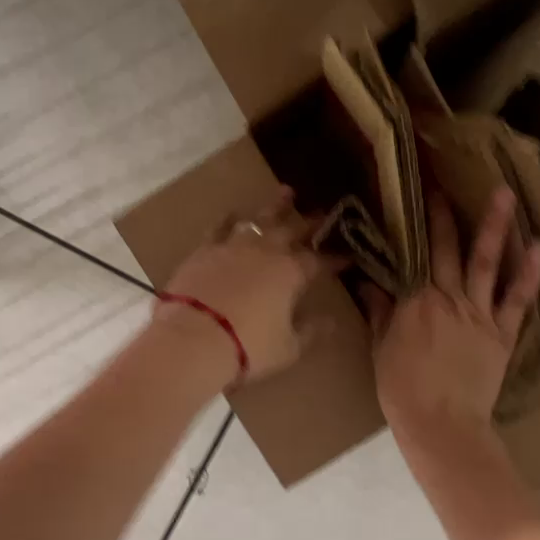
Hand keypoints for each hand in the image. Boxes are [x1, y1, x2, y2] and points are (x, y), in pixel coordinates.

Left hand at [157, 189, 327, 387]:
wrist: (193, 339)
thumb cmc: (248, 347)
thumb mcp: (288, 347)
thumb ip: (311, 331)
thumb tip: (331, 321)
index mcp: (291, 273)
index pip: (320, 261)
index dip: (335, 259)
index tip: (347, 257)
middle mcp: (266, 252)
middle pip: (293, 230)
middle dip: (311, 222)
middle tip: (323, 213)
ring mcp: (234, 246)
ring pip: (260, 219)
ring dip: (276, 206)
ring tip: (287, 193)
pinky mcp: (205, 250)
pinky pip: (220, 227)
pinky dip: (230, 218)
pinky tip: (235, 213)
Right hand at [363, 188, 539, 447]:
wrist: (441, 424)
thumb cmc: (402, 390)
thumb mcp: (381, 350)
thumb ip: (380, 313)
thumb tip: (371, 284)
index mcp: (414, 301)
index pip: (414, 254)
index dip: (418, 224)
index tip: (420, 196)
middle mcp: (448, 297)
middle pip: (448, 249)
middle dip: (449, 214)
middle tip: (453, 182)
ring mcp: (479, 313)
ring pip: (487, 261)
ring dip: (497, 226)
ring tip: (506, 194)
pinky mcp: (502, 333)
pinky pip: (517, 298)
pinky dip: (528, 272)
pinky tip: (538, 246)